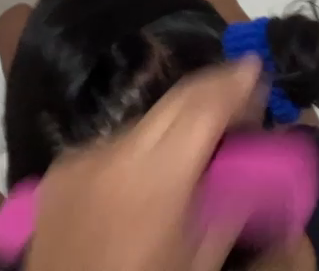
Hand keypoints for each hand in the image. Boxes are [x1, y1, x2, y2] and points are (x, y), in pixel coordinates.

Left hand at [26, 57, 267, 270]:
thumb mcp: (198, 262)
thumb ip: (230, 206)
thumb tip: (258, 166)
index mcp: (154, 179)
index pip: (201, 109)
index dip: (232, 83)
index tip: (256, 67)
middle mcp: (114, 152)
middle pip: (173, 102)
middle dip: (211, 91)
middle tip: (242, 95)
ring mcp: (81, 156)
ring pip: (143, 124)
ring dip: (174, 127)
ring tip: (197, 150)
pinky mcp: (60, 168)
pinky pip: (112, 147)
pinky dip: (138, 152)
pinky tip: (148, 179)